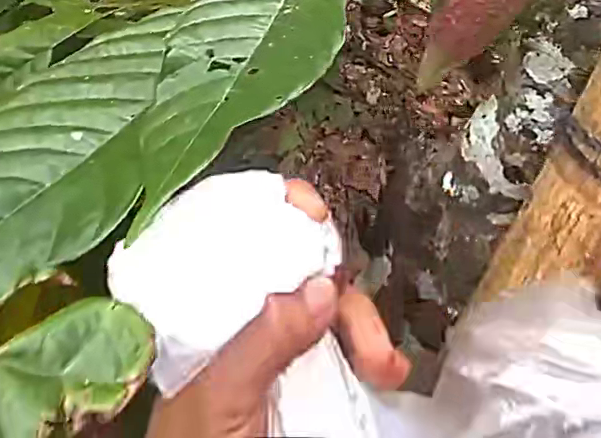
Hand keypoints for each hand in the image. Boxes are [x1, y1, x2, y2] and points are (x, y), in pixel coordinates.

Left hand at [145, 180, 410, 437]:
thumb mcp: (220, 391)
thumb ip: (264, 337)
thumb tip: (322, 283)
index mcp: (213, 301)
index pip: (243, 234)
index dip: (277, 211)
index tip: (309, 209)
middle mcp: (250, 312)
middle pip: (301, 266)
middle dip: (340, 285)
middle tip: (365, 337)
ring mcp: (283, 345)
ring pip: (331, 304)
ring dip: (364, 324)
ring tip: (383, 365)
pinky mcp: (311, 379)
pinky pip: (345, 348)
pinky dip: (371, 353)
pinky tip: (386, 371)